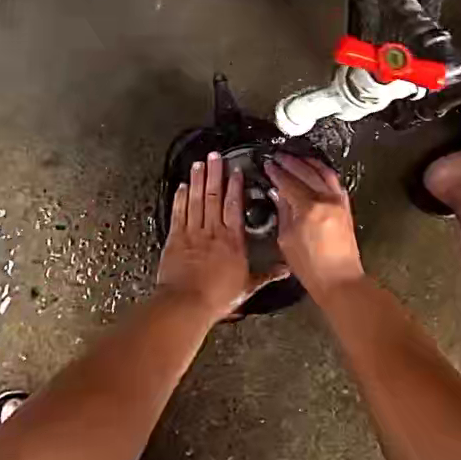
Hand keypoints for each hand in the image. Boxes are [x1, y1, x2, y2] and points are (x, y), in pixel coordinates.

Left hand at [157, 152, 284, 318]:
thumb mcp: (247, 287)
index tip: (236, 170)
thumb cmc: (216, 297)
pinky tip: (181, 186)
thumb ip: (267, 275)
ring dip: (197, 180)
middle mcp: (212, 231)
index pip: (235, 206)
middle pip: (213, 195)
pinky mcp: (175, 239)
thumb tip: (285, 270)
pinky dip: (179, 197)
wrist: (186, 304)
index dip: (235, 186)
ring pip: (195, 199)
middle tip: (215, 156)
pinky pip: (178, 212)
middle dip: (214, 173)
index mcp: (232, 241)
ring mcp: (192, 233)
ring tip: (199, 163)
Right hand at [263, 154, 363, 298]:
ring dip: (308, 162)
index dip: (276, 172)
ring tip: (297, 158)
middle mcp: (326, 201)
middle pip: (306, 171)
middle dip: (291, 162)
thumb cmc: (313, 268)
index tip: (269, 165)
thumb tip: (279, 195)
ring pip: (323, 172)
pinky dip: (323, 172)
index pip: (288, 182)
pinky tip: (316, 171)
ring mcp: (339, 203)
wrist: (340, 280)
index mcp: (309, 208)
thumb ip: (283, 212)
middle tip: (279, 157)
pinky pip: (334, 182)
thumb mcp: (287, 240)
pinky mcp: (346, 208)